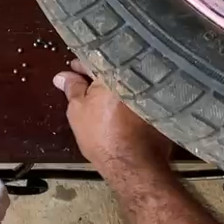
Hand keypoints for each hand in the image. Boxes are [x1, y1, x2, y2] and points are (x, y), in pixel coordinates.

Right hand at [54, 59, 176, 172]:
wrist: (132, 163)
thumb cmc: (102, 136)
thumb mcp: (77, 110)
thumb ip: (72, 88)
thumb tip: (62, 76)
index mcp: (113, 72)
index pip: (93, 59)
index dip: (81, 64)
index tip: (73, 69)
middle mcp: (134, 76)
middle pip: (114, 68)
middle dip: (100, 74)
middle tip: (86, 85)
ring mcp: (150, 90)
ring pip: (128, 81)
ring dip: (116, 85)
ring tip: (103, 97)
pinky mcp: (161, 104)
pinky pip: (141, 93)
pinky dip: (130, 97)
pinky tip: (122, 108)